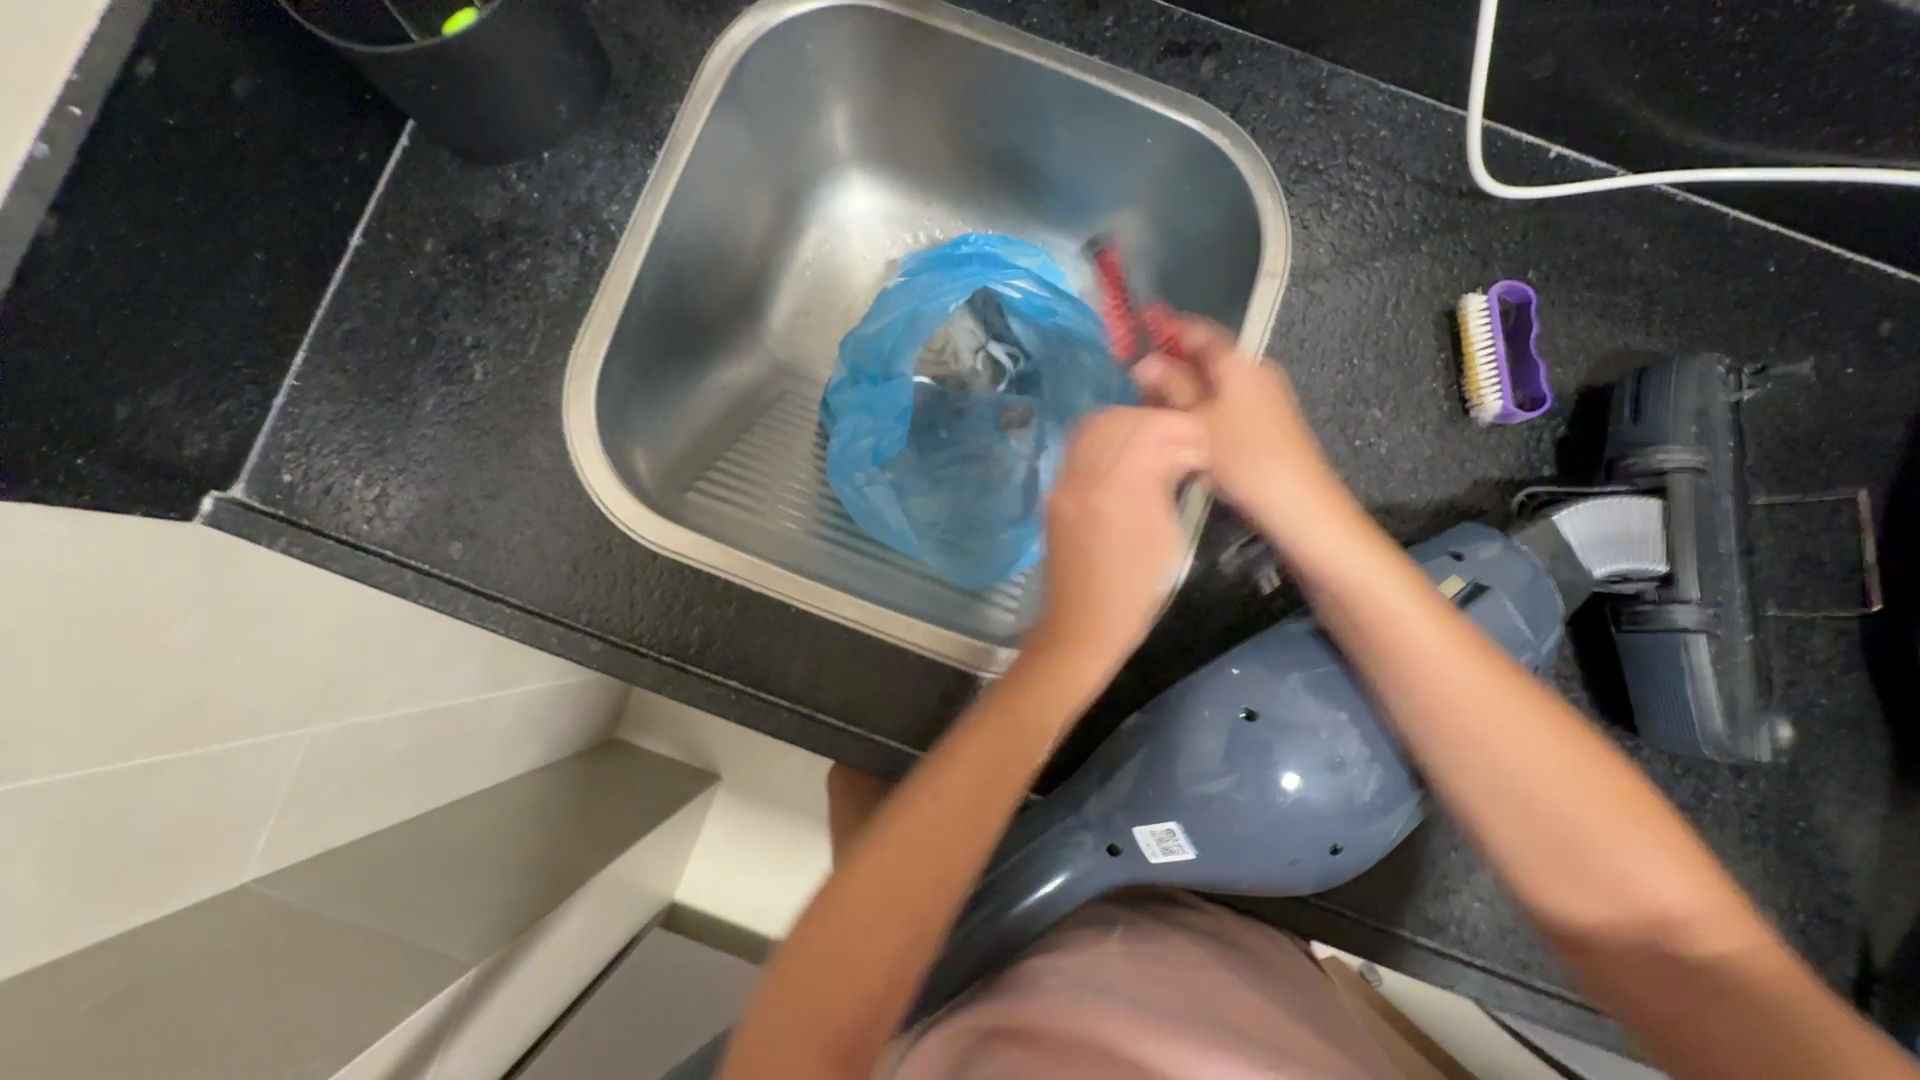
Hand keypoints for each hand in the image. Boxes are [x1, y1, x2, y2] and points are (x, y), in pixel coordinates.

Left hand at [1031, 406, 1207, 668]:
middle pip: (1118, 419)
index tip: (1201, 446)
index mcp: (1117, 489)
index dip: (1180, 428)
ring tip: (1156, 447)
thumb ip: (1169, 483)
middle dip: (1155, 422)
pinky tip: (1128, 460)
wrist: (1083, 625)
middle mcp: (1082, 477)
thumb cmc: (1138, 591)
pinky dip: (1105, 440)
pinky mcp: (1054, 492)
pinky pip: (1078, 447)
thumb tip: (1179, 452)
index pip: (1147, 427)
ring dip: (1128, 426)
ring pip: (1093, 426)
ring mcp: (1063, 483)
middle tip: (1181, 443)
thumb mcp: (1170, 536)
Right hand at [1130, 316, 1344, 539]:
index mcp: (1237, 361)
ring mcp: (1259, 396)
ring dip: (1178, 392)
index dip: (1165, 327)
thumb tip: (1143, 362)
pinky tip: (1174, 429)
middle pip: (1203, 358)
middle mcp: (1251, 370)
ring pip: (1210, 384)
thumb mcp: (1196, 422)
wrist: (1297, 502)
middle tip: (1131, 379)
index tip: (1134, 330)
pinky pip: (1220, 405)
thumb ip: (1170, 388)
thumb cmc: (1245, 457)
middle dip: (1167, 366)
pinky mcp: (1261, 422)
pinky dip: (1194, 410)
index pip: (1196, 331)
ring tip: (1145, 406)